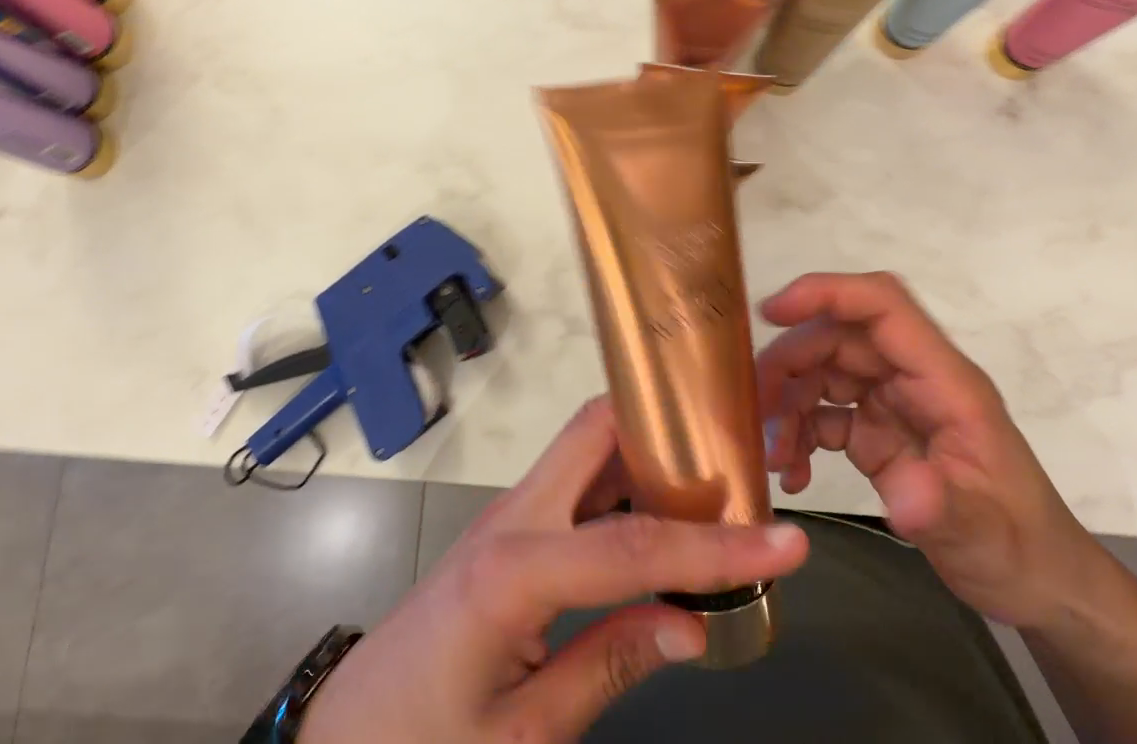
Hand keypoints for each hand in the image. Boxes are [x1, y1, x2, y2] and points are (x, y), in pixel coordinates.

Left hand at [300, 398, 809, 743]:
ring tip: (721, 477)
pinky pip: (576, 484)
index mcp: (510, 573)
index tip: (787, 542)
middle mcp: (510, 520)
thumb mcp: (521, 732)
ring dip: (652, 449)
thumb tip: (693, 625)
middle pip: (595, 433)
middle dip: (668, 425)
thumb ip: (606, 667)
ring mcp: (506, 517)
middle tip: (740, 452)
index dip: (714, 546)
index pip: (631, 546)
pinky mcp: (508, 531)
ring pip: (587, 448)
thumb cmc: (427, 740)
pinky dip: (628, 482)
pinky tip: (666, 514)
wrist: (349, 734)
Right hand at [757, 271, 1111, 630]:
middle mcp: (916, 382)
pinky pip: (827, 413)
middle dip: (791, 362)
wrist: (1037, 584)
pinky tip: (791, 473)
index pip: (884, 308)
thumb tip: (903, 495)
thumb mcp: (984, 535)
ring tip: (773, 455)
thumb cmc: (1020, 550)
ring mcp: (895, 406)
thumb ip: (944, 509)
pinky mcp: (879, 435)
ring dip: (790, 402)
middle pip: (841, 337)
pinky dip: (800, 435)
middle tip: (758, 410)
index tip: (771, 312)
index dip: (828, 294)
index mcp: (945, 383)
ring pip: (827, 372)